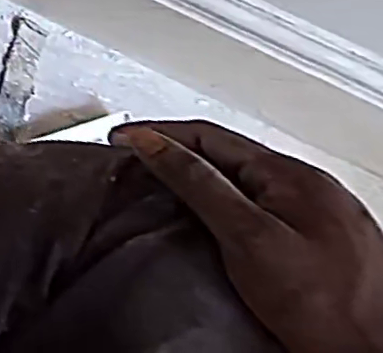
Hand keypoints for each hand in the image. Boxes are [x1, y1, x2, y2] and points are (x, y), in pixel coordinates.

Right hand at [115, 120, 382, 351]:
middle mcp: (316, 192)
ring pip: (237, 181)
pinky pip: (254, 206)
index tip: (117, 142)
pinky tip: (204, 219)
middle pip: (223, 156)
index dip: (154, 134)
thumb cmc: (325, 307)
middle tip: (133, 165)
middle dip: (172, 156)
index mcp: (300, 180)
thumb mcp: (246, 235)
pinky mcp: (321, 244)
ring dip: (194, 180)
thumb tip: (145, 140)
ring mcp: (324, 219)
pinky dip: (218, 203)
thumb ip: (193, 179)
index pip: (207, 135)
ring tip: (161, 190)